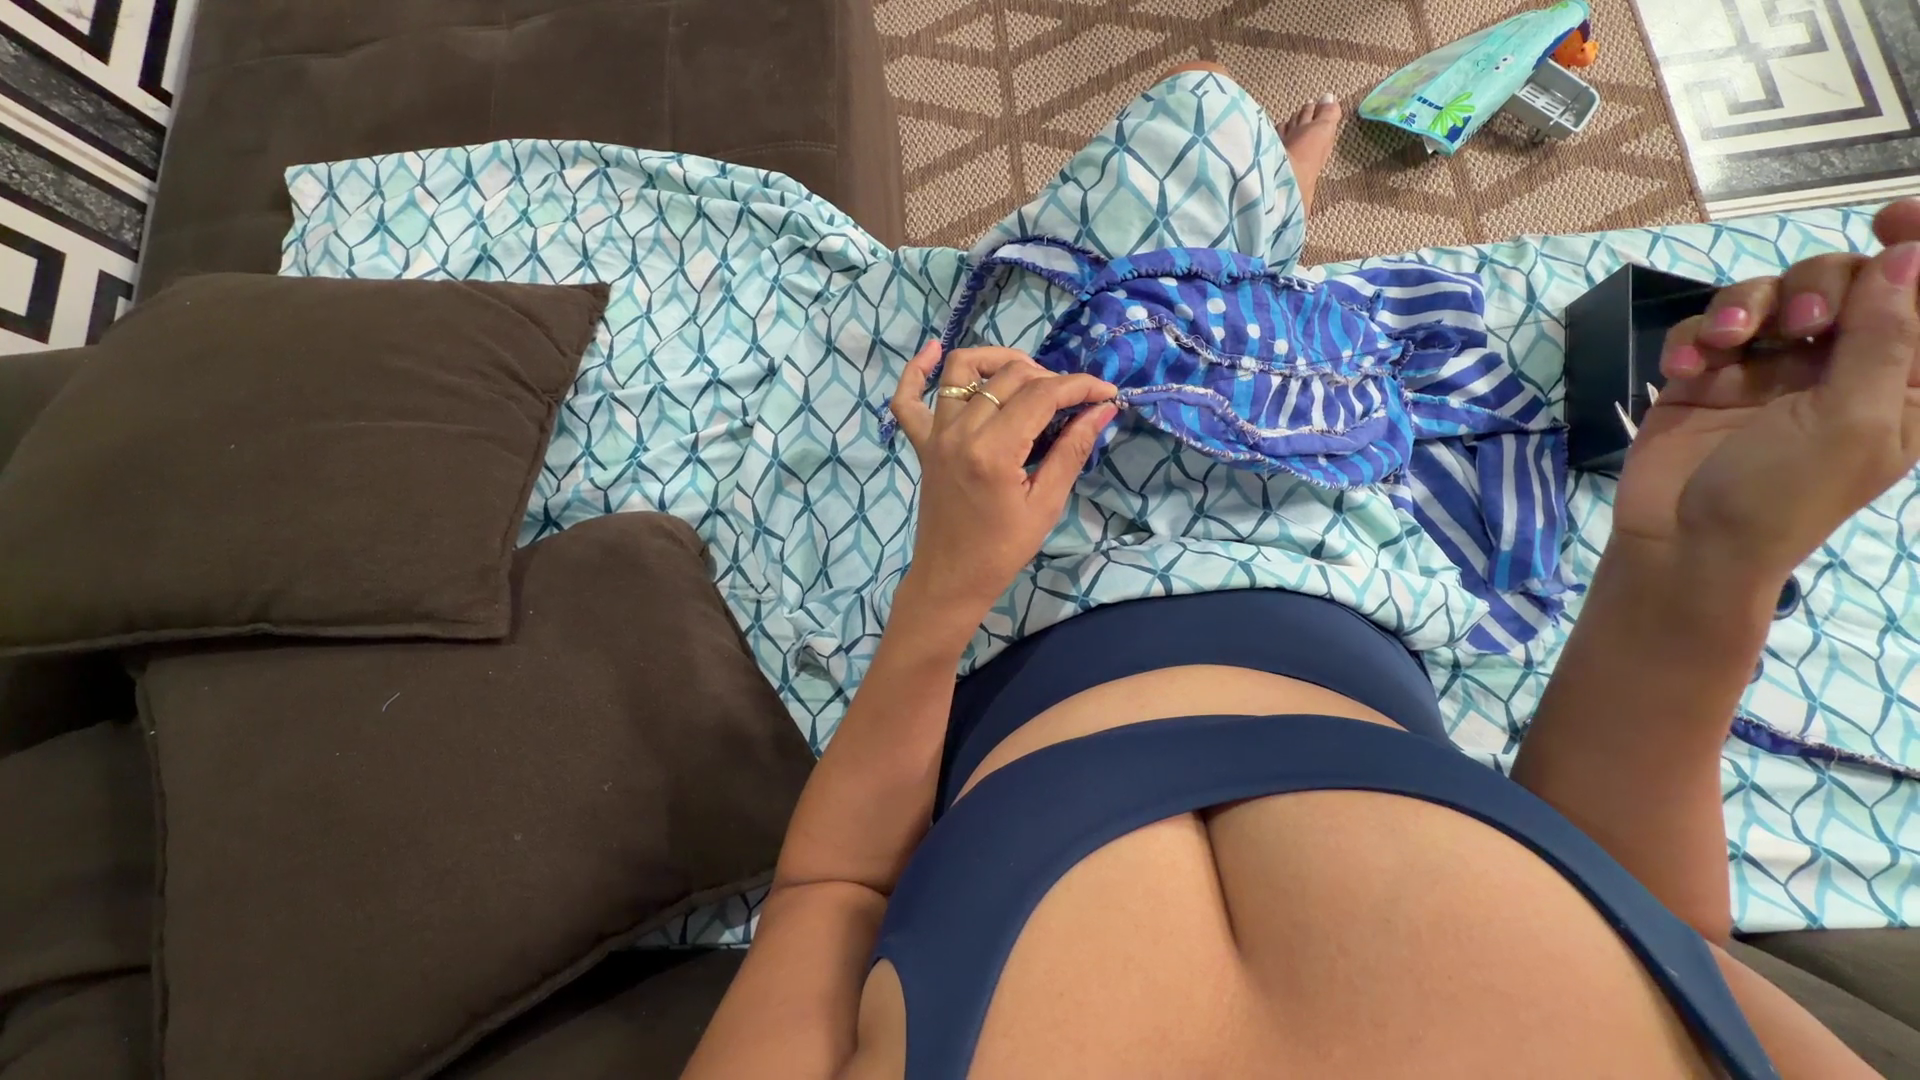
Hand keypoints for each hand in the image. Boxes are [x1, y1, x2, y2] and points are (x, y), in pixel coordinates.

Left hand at [889, 342, 1118, 621]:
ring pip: (961, 370)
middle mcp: (959, 431)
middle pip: (1008, 376)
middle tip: (1072, 401)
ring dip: (997, 361)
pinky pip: (907, 398)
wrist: (951, 578)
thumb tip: (1103, 409)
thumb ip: (1072, 451)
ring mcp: (935, 434)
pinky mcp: (921, 442)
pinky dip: (916, 370)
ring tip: (1026, 376)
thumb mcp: (1046, 504)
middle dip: (1049, 377)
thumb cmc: (1002, 550)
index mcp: (993, 451)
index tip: (1105, 392)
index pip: (1042, 395)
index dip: (1079, 386)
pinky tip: (934, 350)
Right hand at [1610, 200, 1919, 587]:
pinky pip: (1699, 331)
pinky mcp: (1699, 380)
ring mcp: (1761, 372)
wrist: (1682, 540)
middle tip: (1800, 326)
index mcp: (1897, 379)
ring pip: (1764, 298)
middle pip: (1839, 281)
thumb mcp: (1853, 420)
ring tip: (1726, 344)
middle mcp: (1834, 365)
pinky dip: (1690, 340)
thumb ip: (1885, 338)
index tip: (1893, 216)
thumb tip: (1907, 254)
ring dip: (1743, 308)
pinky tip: (1683, 369)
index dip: (1916, 249)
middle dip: (1817, 288)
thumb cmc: (1783, 494)